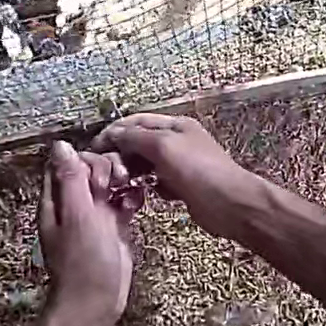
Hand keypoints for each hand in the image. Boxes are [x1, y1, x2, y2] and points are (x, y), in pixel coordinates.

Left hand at [39, 140, 136, 325]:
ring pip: (109, 182)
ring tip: (131, 190)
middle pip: (92, 168)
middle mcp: (74, 204)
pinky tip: (138, 203)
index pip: (68, 162)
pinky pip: (123, 201)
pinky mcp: (114, 226)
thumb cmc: (83, 262)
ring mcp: (95, 215)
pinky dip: (131, 197)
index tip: (101, 174)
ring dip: (123, 180)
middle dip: (108, 168)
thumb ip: (71, 180)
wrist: (96, 303)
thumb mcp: (77, 216)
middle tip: (117, 184)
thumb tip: (60, 144)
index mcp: (57, 199)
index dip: (87, 159)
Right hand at [94, 113, 260, 238]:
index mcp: (175, 125)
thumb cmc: (199, 171)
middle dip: (122, 152)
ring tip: (122, 182)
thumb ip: (136, 137)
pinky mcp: (182, 186)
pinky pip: (157, 182)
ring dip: (134, 171)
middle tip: (107, 168)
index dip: (114, 131)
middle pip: (140, 141)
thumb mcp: (164, 146)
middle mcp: (177, 141)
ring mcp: (180, 164)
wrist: (230, 204)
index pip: (137, 121)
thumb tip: (114, 133)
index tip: (95, 147)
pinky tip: (146, 193)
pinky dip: (149, 186)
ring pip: (147, 163)